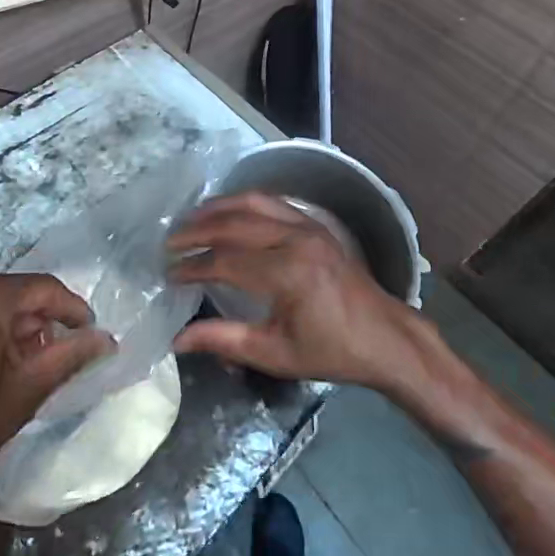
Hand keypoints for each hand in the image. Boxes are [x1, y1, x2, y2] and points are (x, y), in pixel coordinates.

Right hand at [167, 192, 428, 393]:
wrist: (384, 336)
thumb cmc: (330, 351)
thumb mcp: (275, 354)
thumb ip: (224, 341)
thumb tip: (177, 340)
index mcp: (287, 273)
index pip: (225, 261)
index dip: (193, 267)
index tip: (169, 274)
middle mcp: (295, 239)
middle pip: (234, 224)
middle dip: (197, 230)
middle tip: (170, 241)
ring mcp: (308, 225)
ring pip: (253, 202)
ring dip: (218, 208)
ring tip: (191, 218)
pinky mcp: (315, 223)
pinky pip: (272, 201)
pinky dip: (244, 203)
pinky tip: (228, 211)